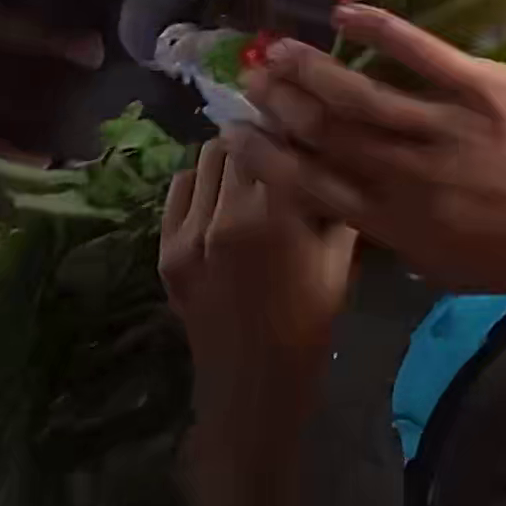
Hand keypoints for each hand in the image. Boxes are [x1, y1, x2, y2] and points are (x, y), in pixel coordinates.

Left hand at [160, 138, 357, 411]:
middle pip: (236, 141)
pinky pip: (180, 186)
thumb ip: (334, 198)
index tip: (300, 120)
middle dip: (260, 135)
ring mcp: (188, 235)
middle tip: (278, 141)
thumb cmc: (310, 319)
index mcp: (274, 217)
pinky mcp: (165, 251)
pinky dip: (202, 177)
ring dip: (231, 153)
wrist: (254, 385)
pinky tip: (222, 192)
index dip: (287, 125)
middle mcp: (224, 217)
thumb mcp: (340, 256)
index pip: (274, 139)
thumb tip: (330, 150)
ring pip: (206, 158)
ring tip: (251, 166)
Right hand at [230, 5, 505, 290]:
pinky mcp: (482, 86)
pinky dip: (379, 29)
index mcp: (404, 227)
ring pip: (361, 94)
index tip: (236, 132)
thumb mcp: (463, 268)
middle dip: (280, 103)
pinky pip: (420, 52)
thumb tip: (359, 207)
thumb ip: (405, 239)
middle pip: (327, 134)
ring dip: (312, 67)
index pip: (314, 189)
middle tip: (249, 76)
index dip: (268, 157)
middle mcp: (413, 178)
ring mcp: (448, 127)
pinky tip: (346, 12)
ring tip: (278, 46)